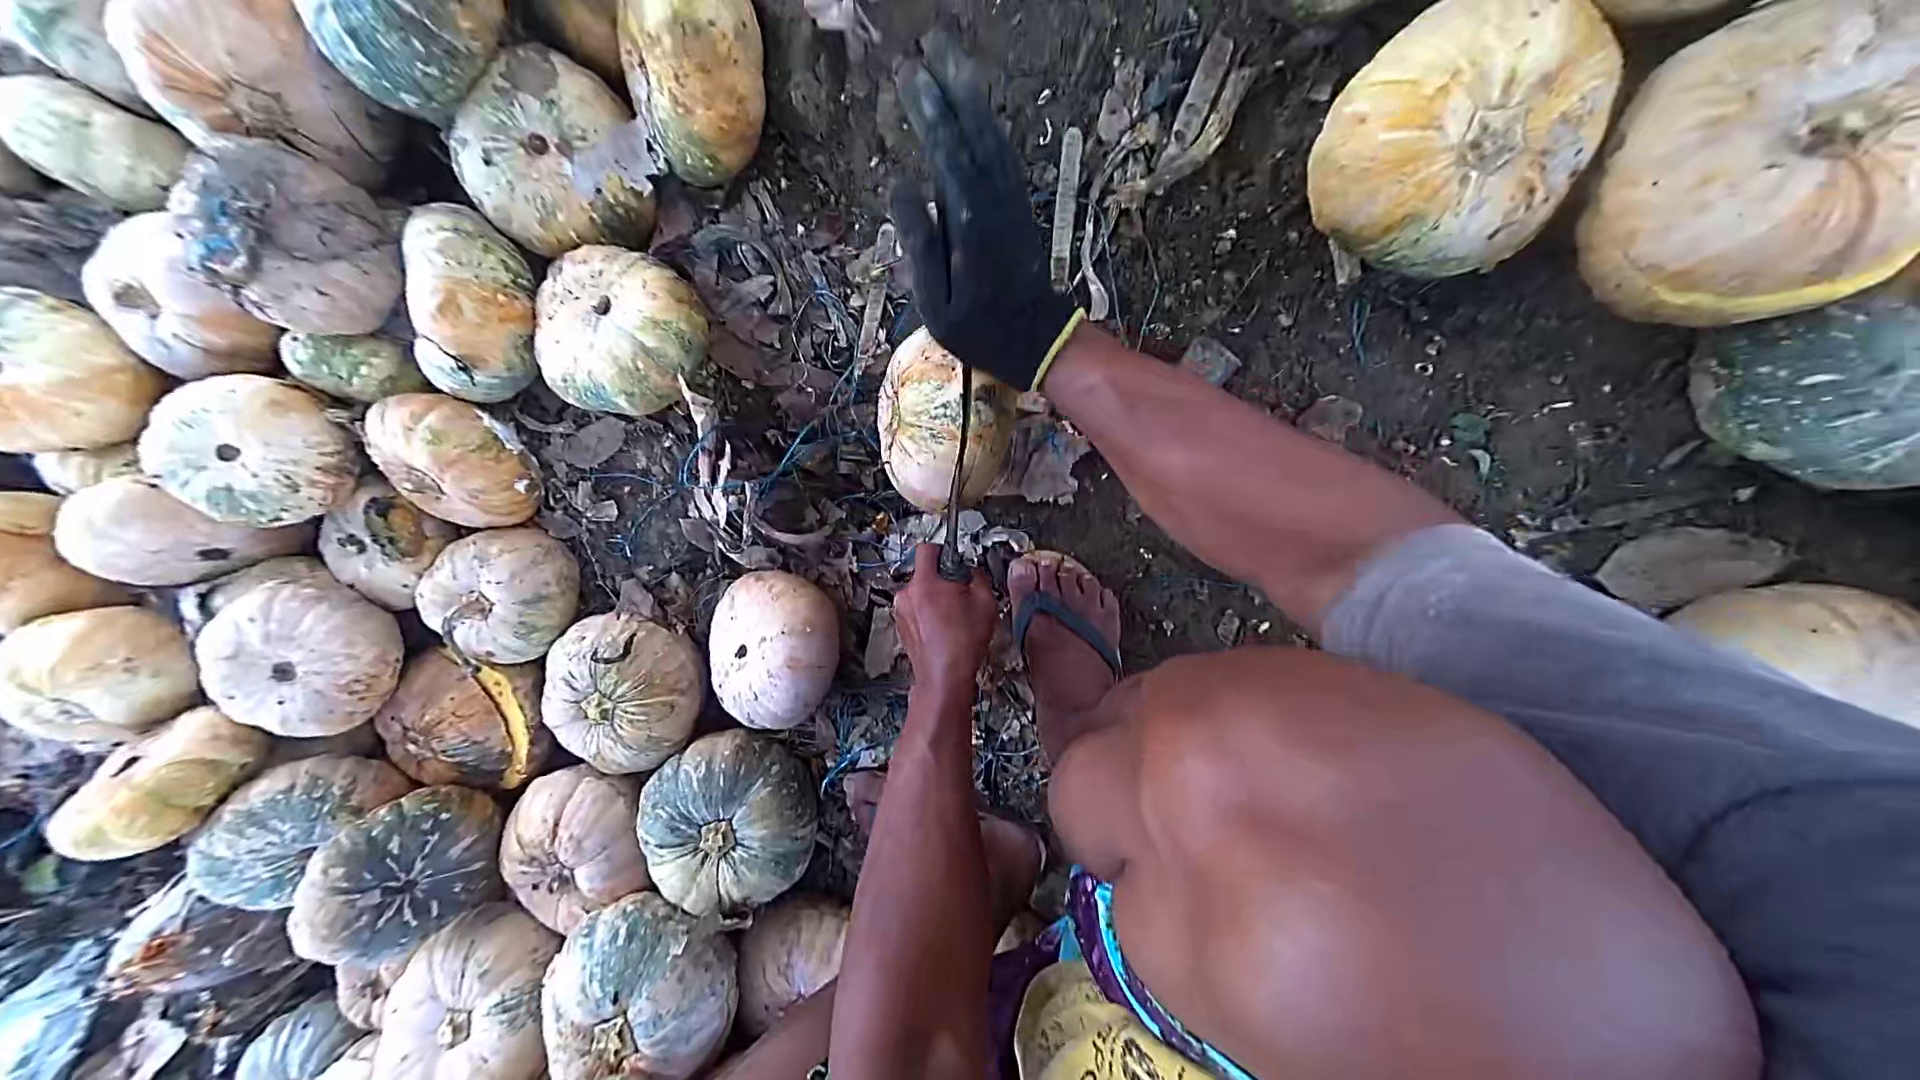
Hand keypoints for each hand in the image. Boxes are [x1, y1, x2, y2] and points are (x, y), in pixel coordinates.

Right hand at [891, 30, 1079, 391]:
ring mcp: (1012, 202)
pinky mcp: (1020, 208)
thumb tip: (901, 187)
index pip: (948, 155)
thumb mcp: (937, 304)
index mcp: (971, 225)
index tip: (909, 74)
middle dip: (952, 87)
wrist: (1037, 340)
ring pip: (994, 138)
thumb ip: (921, 246)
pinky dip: (990, 126)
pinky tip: (977, 110)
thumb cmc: (981, 331)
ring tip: (951, 59)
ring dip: (974, 98)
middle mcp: (995, 203)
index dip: (930, 113)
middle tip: (929, 45)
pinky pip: (1004, 156)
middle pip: (975, 133)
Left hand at [894, 544, 997, 695]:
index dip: (944, 550)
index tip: (954, 557)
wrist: (945, 677)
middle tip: (961, 591)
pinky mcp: (902, 626)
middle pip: (924, 572)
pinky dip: (929, 613)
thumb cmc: (961, 645)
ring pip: (921, 591)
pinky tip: (945, 626)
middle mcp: (907, 595)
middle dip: (943, 578)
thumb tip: (974, 572)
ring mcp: (902, 612)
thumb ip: (978, 577)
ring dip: (936, 596)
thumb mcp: (985, 602)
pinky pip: (917, 609)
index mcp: (924, 583)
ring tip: (955, 613)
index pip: (927, 549)